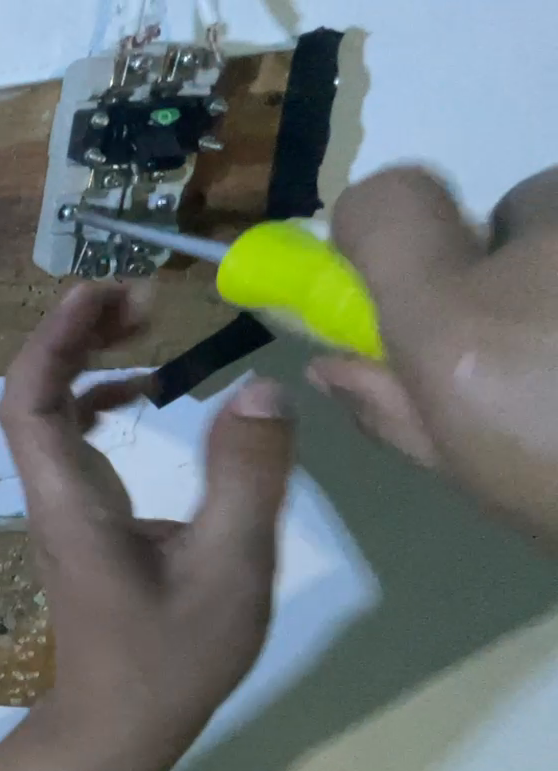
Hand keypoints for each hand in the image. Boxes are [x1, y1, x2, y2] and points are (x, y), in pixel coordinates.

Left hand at [0, 285, 295, 770]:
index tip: (98, 294)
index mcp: (70, 501)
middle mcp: (50, 495)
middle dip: (68, 340)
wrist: (115, 717)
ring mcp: (58, 507)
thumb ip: (245, 479)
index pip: (28, 404)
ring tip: (143, 329)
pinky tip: (141, 396)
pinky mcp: (76, 519)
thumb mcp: (229, 569)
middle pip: (28, 400)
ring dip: (81, 367)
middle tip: (136, 301)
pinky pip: (68, 445)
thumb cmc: (168, 656)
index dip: (51, 343)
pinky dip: (94, 406)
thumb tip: (259, 391)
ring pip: (45, 420)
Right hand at [307, 165, 557, 542]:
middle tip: (539, 324)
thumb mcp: (459, 463)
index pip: (389, 203)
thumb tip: (338, 362)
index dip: (376, 223)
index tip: (384, 267)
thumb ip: (386, 402)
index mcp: (460, 319)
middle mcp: (552, 256)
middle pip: (523, 203)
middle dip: (521, 253)